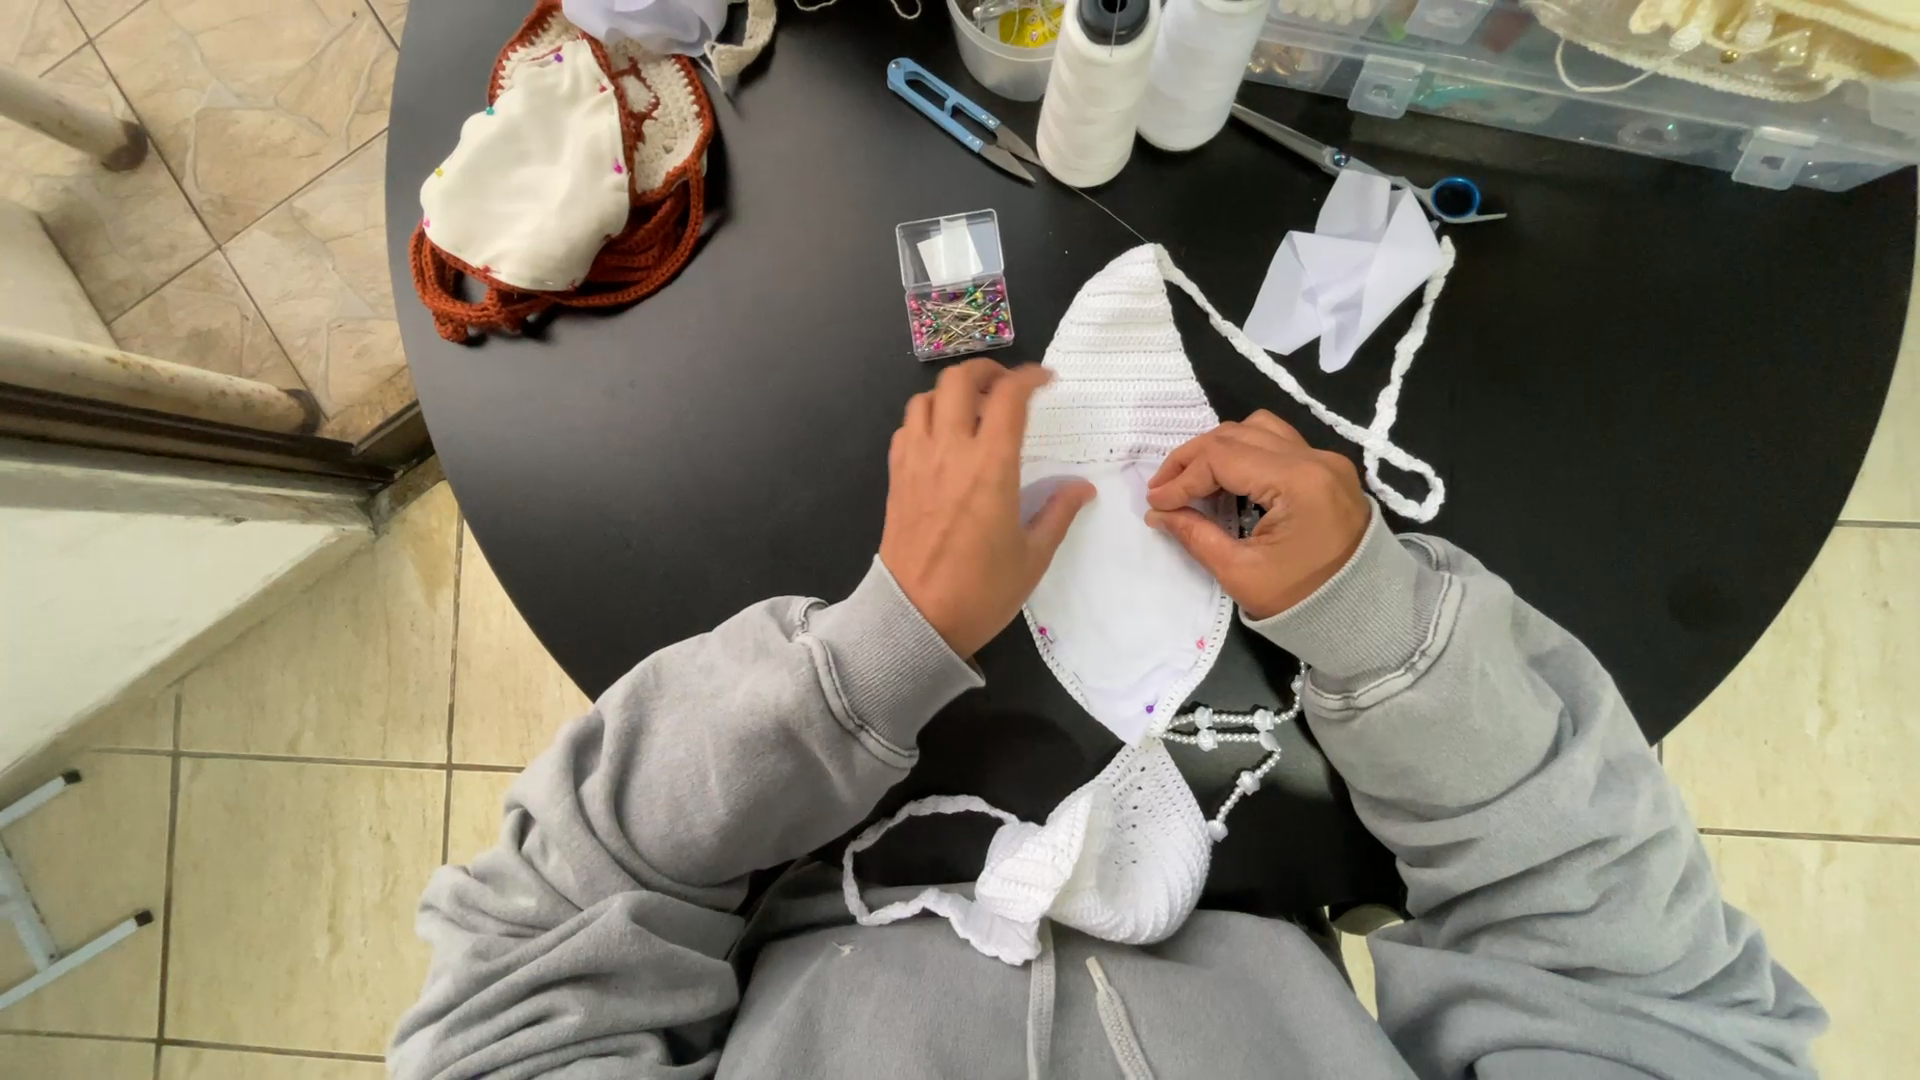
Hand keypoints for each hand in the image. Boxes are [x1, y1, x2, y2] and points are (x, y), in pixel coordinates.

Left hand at [880, 359, 1094, 656]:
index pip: (1009, 396)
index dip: (1031, 376)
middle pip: (959, 380)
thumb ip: (1058, 514)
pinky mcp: (896, 478)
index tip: (1046, 380)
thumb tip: (1082, 488)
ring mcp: (916, 462)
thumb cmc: (980, 592)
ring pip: (926, 398)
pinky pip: (906, 429)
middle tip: (1007, 387)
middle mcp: (950, 451)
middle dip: (987, 370)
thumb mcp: (1032, 557)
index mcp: (991, 466)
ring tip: (972, 410)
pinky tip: (942, 440)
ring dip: (952, 393)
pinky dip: (925, 419)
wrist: (915, 619)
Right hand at [1144, 410, 1369, 619]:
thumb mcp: (1239, 572)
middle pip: (1235, 434)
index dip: (1180, 479)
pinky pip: (1275, 442)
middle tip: (1162, 489)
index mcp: (1298, 482)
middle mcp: (1314, 458)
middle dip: (1191, 459)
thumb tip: (1158, 512)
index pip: (1221, 459)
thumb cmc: (1301, 599)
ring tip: (1191, 480)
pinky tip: (1224, 479)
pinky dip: (1242, 452)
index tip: (1155, 503)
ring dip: (1216, 449)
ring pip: (1256, 429)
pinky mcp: (1326, 469)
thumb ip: (1194, 534)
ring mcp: (1325, 460)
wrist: (1366, 613)